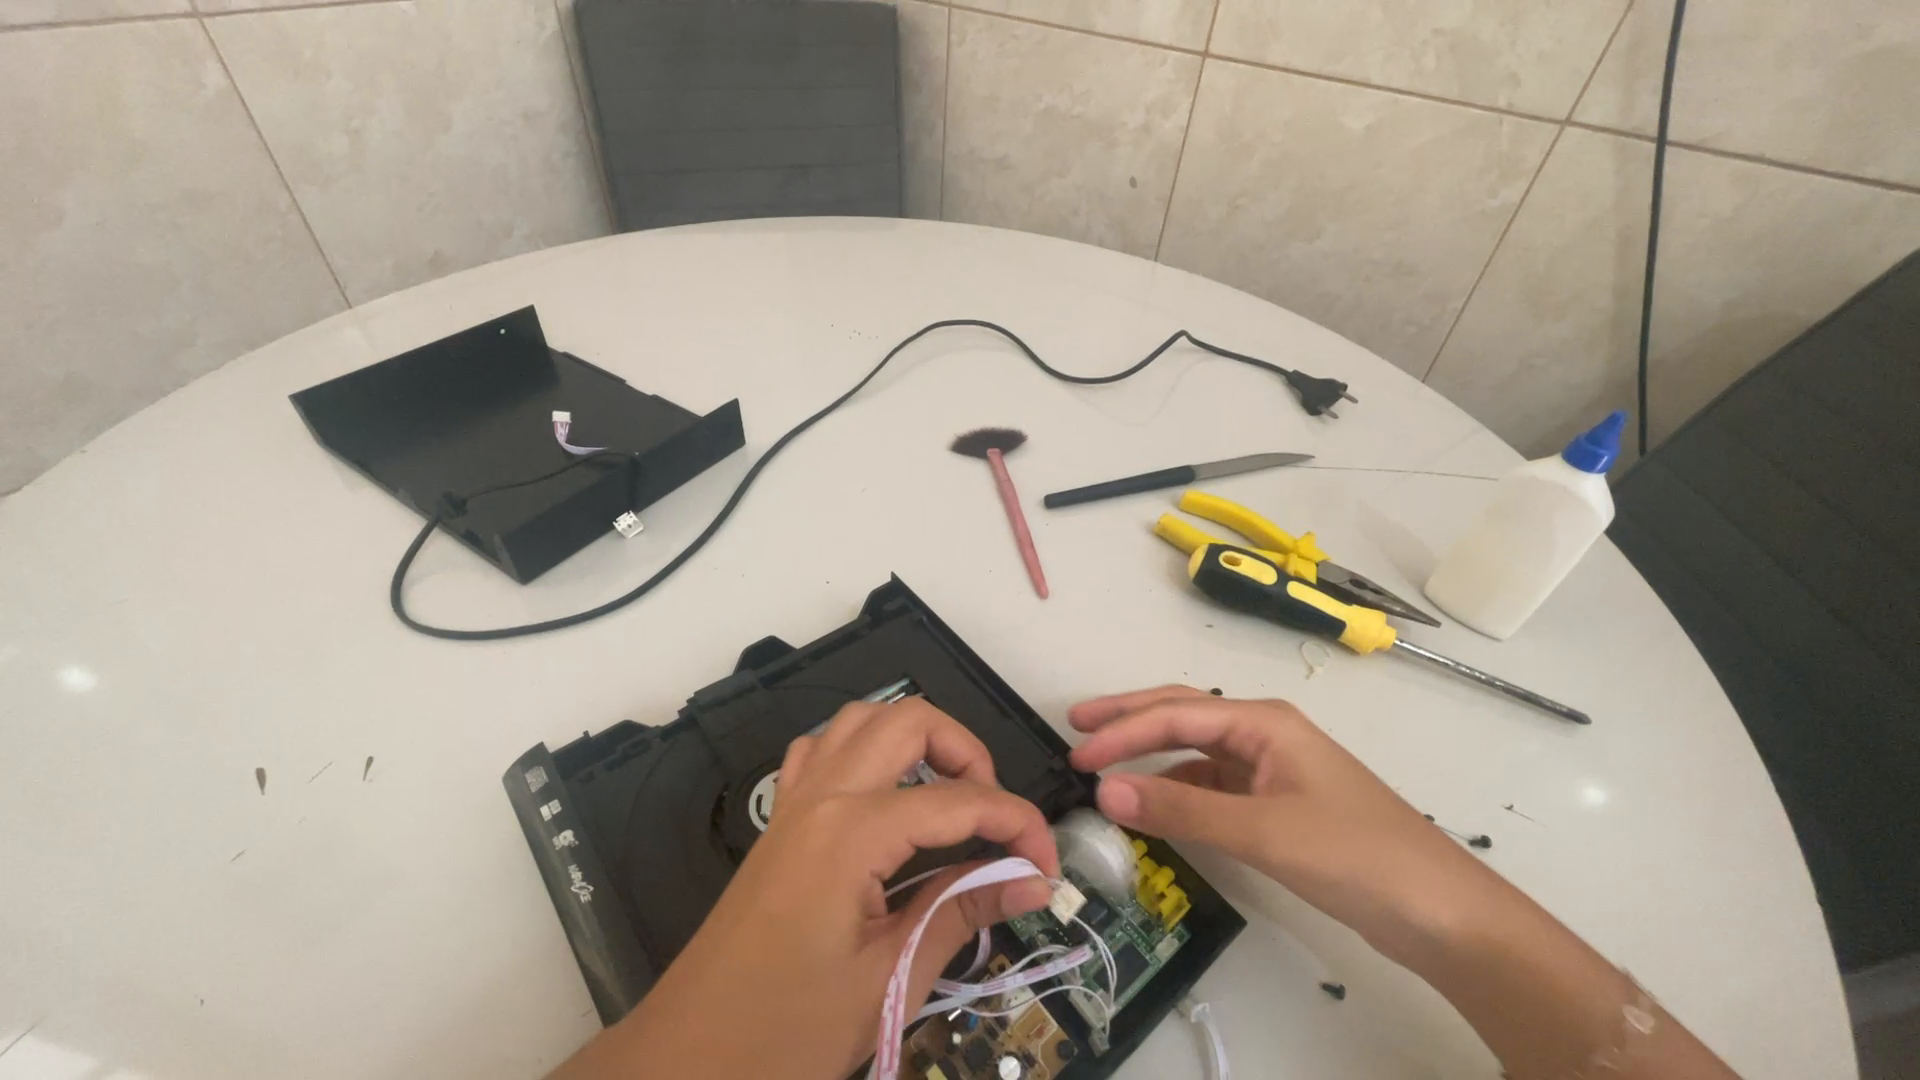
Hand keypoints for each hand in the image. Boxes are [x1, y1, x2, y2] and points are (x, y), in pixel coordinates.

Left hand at [550, 697, 1058, 1079]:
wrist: (687, 1056)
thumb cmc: (787, 1030)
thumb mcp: (888, 979)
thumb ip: (962, 912)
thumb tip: (1032, 881)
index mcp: (854, 830)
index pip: (959, 800)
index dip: (1017, 823)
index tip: (1045, 866)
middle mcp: (825, 793)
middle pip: (911, 721)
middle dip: (970, 753)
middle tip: (994, 818)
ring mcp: (796, 799)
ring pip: (863, 721)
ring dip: (916, 740)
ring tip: (948, 797)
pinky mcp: (781, 818)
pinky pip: (822, 750)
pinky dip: (864, 751)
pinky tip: (883, 795)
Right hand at [1067, 686, 1499, 963]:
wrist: (1441, 912)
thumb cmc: (1355, 854)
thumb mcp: (1262, 831)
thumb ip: (1182, 810)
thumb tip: (1105, 791)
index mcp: (1262, 721)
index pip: (1175, 714)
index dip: (1121, 730)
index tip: (1077, 753)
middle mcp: (1263, 734)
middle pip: (1182, 715)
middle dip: (1128, 719)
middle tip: (1076, 725)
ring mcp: (1270, 769)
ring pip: (1195, 751)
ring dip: (1150, 757)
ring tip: (1105, 768)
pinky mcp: (1276, 804)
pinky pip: (1211, 786)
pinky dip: (1177, 791)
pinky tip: (1156, 807)